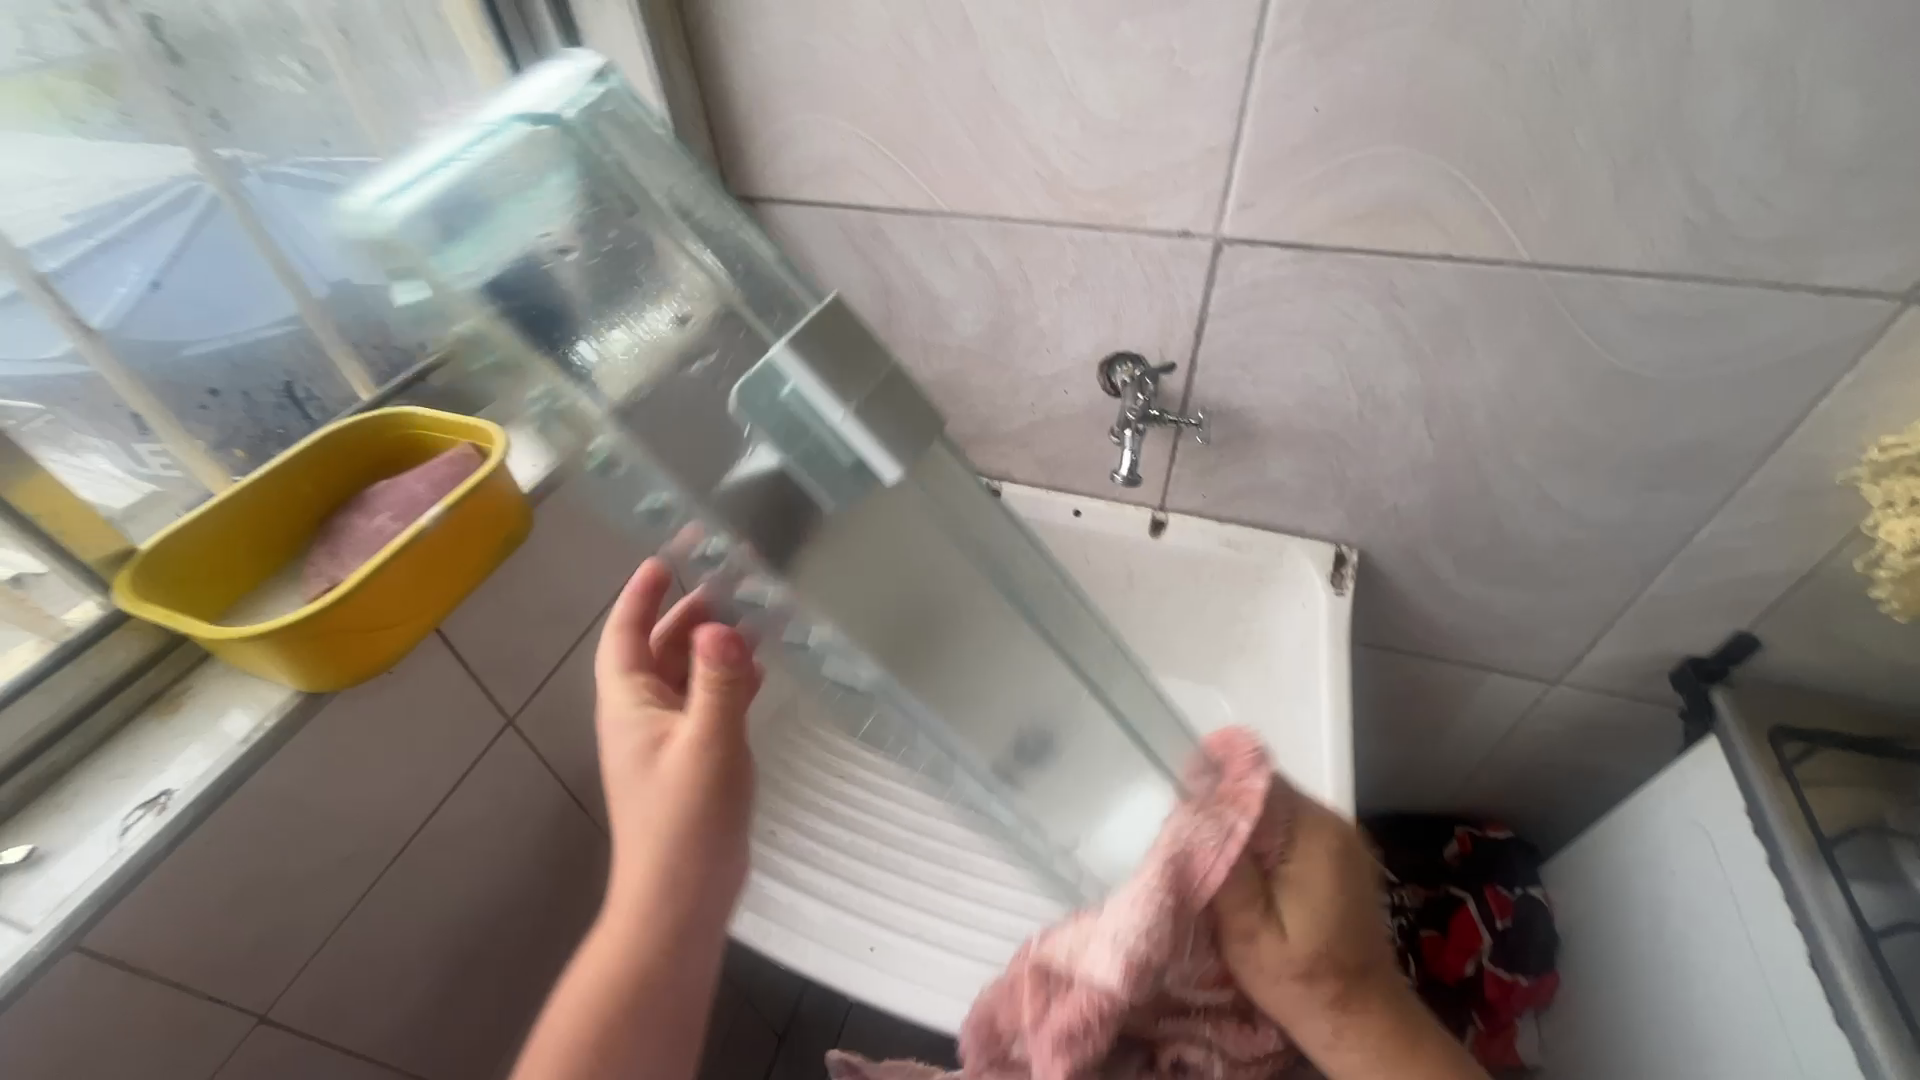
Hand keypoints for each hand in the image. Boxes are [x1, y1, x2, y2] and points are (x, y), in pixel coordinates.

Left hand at [593, 557, 761, 919]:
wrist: (680, 900)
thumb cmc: (685, 821)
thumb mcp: (708, 744)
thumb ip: (718, 683)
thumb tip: (723, 625)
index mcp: (629, 703)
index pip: (627, 634)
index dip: (642, 594)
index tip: (667, 558)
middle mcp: (643, 713)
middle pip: (661, 648)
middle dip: (689, 612)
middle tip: (730, 580)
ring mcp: (668, 738)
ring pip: (688, 674)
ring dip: (714, 645)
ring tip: (753, 616)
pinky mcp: (693, 758)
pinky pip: (708, 702)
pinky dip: (729, 679)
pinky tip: (760, 671)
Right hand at [1213, 794, 1409, 1054]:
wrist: (1362, 1024)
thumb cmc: (1301, 982)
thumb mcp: (1246, 927)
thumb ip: (1221, 861)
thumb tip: (1193, 806)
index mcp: (1313, 833)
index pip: (1252, 779)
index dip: (1211, 785)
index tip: (1181, 808)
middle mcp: (1331, 822)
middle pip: (1260, 790)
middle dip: (1221, 808)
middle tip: (1190, 842)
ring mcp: (1338, 837)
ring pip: (1270, 807)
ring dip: (1238, 826)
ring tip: (1212, 860)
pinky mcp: (1336, 853)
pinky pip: (1286, 826)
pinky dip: (1259, 840)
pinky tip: (1245, 874)